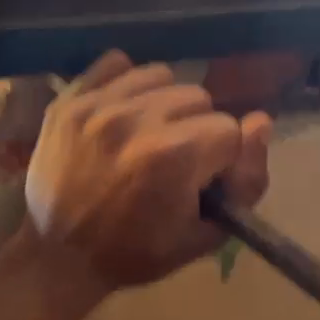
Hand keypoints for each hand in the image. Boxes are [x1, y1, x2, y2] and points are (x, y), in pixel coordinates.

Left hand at [21, 50, 269, 295]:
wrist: (57, 256)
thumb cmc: (134, 253)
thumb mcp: (203, 236)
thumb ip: (246, 182)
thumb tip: (262, 121)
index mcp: (174, 155)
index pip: (230, 129)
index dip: (221, 159)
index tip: (199, 181)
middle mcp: (137, 120)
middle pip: (198, 97)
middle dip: (195, 129)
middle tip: (171, 162)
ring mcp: (98, 105)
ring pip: (161, 76)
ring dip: (163, 103)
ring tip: (146, 135)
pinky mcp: (68, 100)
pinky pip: (114, 63)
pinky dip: (126, 82)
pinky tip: (121, 112)